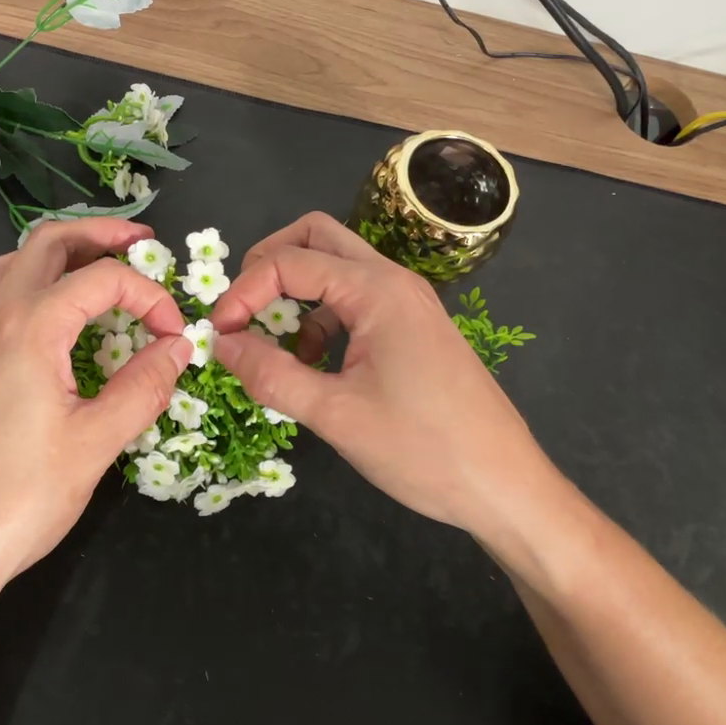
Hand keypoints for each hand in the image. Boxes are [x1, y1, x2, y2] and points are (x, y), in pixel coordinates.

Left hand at [0, 218, 192, 611]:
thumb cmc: (19, 498)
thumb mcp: (95, 443)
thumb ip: (143, 386)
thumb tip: (179, 347)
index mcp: (30, 326)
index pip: (103, 279)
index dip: (151, 296)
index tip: (176, 335)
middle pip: (49, 243)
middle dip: (101, 234)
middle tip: (144, 244)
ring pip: (11, 262)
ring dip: (58, 254)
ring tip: (96, 270)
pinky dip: (28, 284)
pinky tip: (49, 322)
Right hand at [207, 213, 560, 538]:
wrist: (506, 487)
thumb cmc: (422, 450)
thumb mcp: (335, 415)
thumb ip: (271, 374)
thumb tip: (221, 344)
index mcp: (377, 291)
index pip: (289, 262)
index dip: (244, 292)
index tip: (220, 336)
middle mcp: (393, 282)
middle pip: (316, 237)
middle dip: (268, 266)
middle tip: (242, 312)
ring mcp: (407, 304)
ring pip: (336, 268)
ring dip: (295, 294)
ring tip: (275, 348)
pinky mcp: (412, 329)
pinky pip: (354, 301)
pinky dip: (321, 318)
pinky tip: (313, 365)